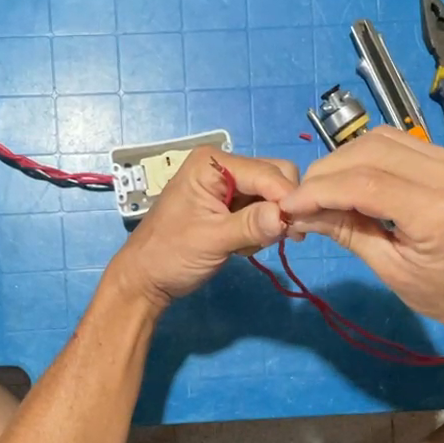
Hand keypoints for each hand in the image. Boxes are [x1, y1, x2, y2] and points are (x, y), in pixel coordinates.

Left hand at [106, 148, 297, 310]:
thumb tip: (285, 216)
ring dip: (269, 223)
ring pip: (273, 197)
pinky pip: (262, 211)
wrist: (147, 279)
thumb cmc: (170, 255)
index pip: (267, 172)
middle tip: (275, 238)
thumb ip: (250, 225)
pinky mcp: (231, 206)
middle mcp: (223, 167)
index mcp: (213, 163)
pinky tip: (242, 246)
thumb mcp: (212, 239)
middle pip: (275, 178)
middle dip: (279, 208)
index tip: (296, 228)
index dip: (285, 198)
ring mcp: (227, 186)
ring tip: (246, 246)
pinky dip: (261, 230)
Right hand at [278, 128, 443, 337]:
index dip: (320, 190)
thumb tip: (297, 213)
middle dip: (327, 172)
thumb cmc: (442, 295)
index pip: (367, 184)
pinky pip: (401, 143)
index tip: (288, 205)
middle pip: (372, 152)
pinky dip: (367, 157)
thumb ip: (346, 232)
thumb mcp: (389, 269)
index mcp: (442, 214)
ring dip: (344, 160)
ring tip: (322, 189)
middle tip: (301, 198)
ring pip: (383, 140)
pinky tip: (350, 179)